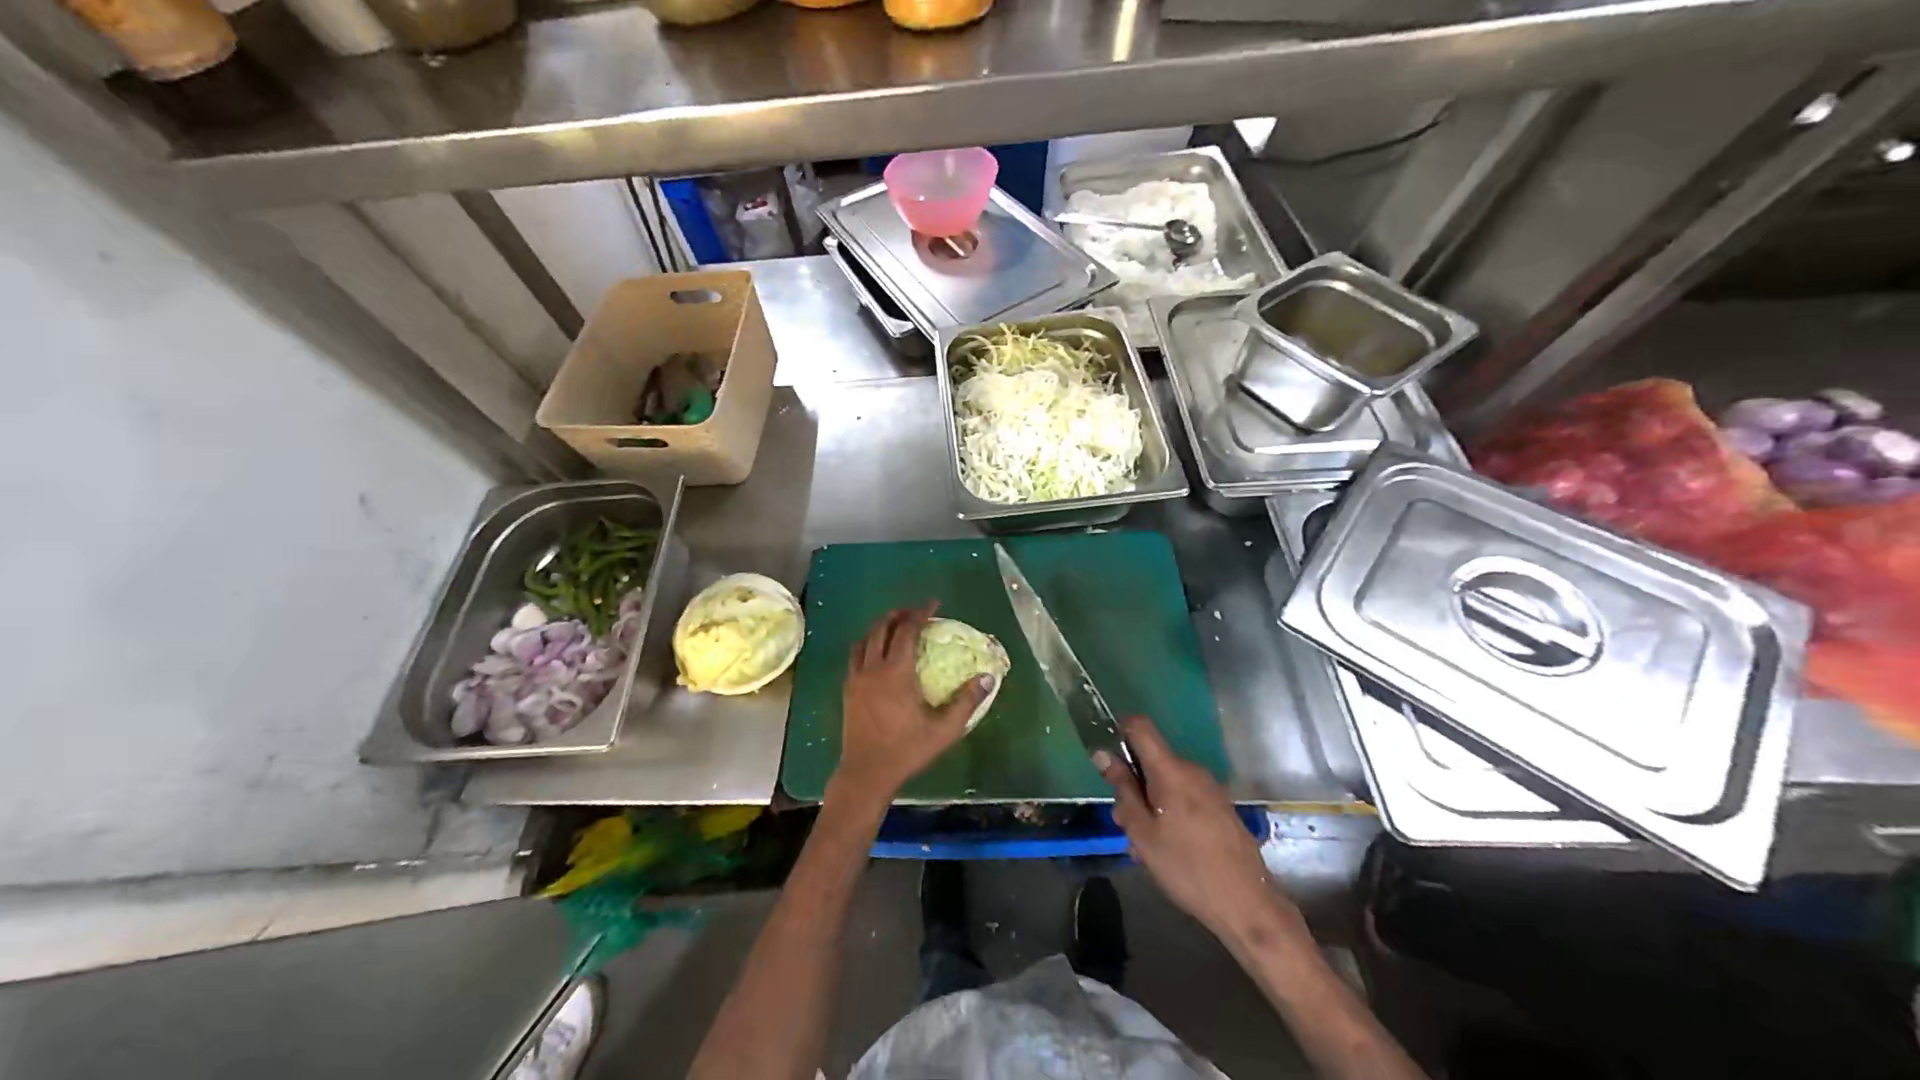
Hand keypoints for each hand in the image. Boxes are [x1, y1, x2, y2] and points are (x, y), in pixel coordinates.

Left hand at [834, 602, 993, 809]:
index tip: (934, 603)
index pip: (907, 630)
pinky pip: (855, 655)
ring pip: (865, 639)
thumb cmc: (908, 750)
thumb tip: (988, 677)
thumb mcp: (945, 729)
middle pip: (882, 627)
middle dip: (899, 614)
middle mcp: (872, 668)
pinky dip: (868, 643)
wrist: (867, 773)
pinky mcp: (848, 689)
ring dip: (881, 626)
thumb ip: (967, 701)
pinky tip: (878, 652)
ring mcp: (856, 678)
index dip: (921, 612)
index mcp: (895, 672)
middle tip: (917, 612)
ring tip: (897, 625)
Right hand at [1096, 716, 1302, 943]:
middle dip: (1133, 785)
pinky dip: (1170, 812)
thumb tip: (1104, 755)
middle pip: (1153, 761)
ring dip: (1150, 804)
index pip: (1141, 727)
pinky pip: (1186, 797)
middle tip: (1126, 824)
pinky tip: (1169, 848)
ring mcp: (1211, 789)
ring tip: (1145, 845)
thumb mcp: (1142, 833)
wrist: (1246, 904)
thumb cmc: (1186, 868)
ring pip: (1168, 782)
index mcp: (1172, 771)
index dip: (1120, 732)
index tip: (1108, 760)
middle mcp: (1193, 771)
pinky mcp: (1221, 807)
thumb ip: (1123, 790)